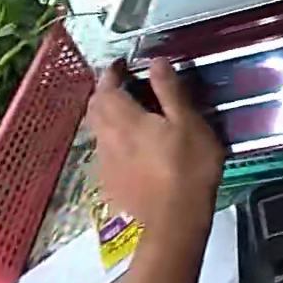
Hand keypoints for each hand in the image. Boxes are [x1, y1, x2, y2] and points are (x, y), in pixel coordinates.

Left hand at [86, 59, 223, 241]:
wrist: (175, 222)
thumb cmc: (188, 167)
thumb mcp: (188, 122)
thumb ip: (169, 90)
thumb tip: (155, 61)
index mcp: (124, 120)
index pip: (106, 88)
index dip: (112, 73)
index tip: (123, 64)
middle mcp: (107, 138)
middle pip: (95, 108)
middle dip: (105, 92)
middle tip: (125, 85)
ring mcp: (106, 163)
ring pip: (98, 130)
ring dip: (108, 115)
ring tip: (131, 112)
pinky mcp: (111, 182)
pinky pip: (105, 150)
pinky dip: (114, 138)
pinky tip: (133, 145)